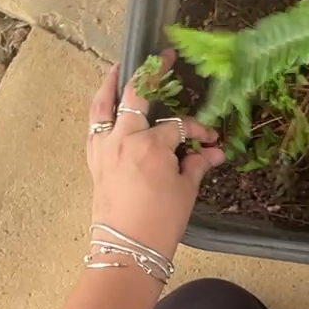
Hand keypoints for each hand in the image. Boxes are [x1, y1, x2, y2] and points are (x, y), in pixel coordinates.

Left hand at [85, 66, 222, 259]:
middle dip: (152, 74)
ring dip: (110, 84)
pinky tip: (104, 105)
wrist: (127, 251)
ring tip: (117, 68)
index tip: (212, 140)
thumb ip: (196, 165)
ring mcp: (104, 148)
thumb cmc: (160, 222)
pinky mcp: (94, 161)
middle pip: (136, 96)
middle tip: (164, 58)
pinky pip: (93, 126)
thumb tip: (214, 152)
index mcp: (150, 145)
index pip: (180, 126)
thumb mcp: (184, 192)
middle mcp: (123, 138)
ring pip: (103, 105)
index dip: (199, 130)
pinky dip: (98, 111)